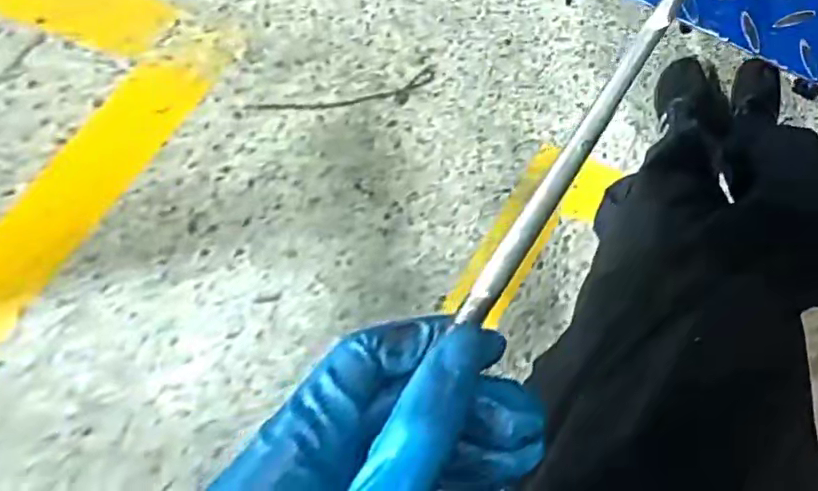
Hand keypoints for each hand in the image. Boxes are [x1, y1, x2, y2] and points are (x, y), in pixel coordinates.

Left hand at [212, 317, 543, 490]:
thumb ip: (421, 424)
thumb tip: (462, 345)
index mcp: (293, 452)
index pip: (364, 359)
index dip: (431, 342)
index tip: (486, 350)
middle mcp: (308, 471)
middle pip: (399, 404)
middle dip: (471, 402)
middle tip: (523, 416)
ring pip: (412, 447)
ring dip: (475, 440)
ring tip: (524, 449)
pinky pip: (412, 485)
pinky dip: (458, 476)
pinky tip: (497, 479)